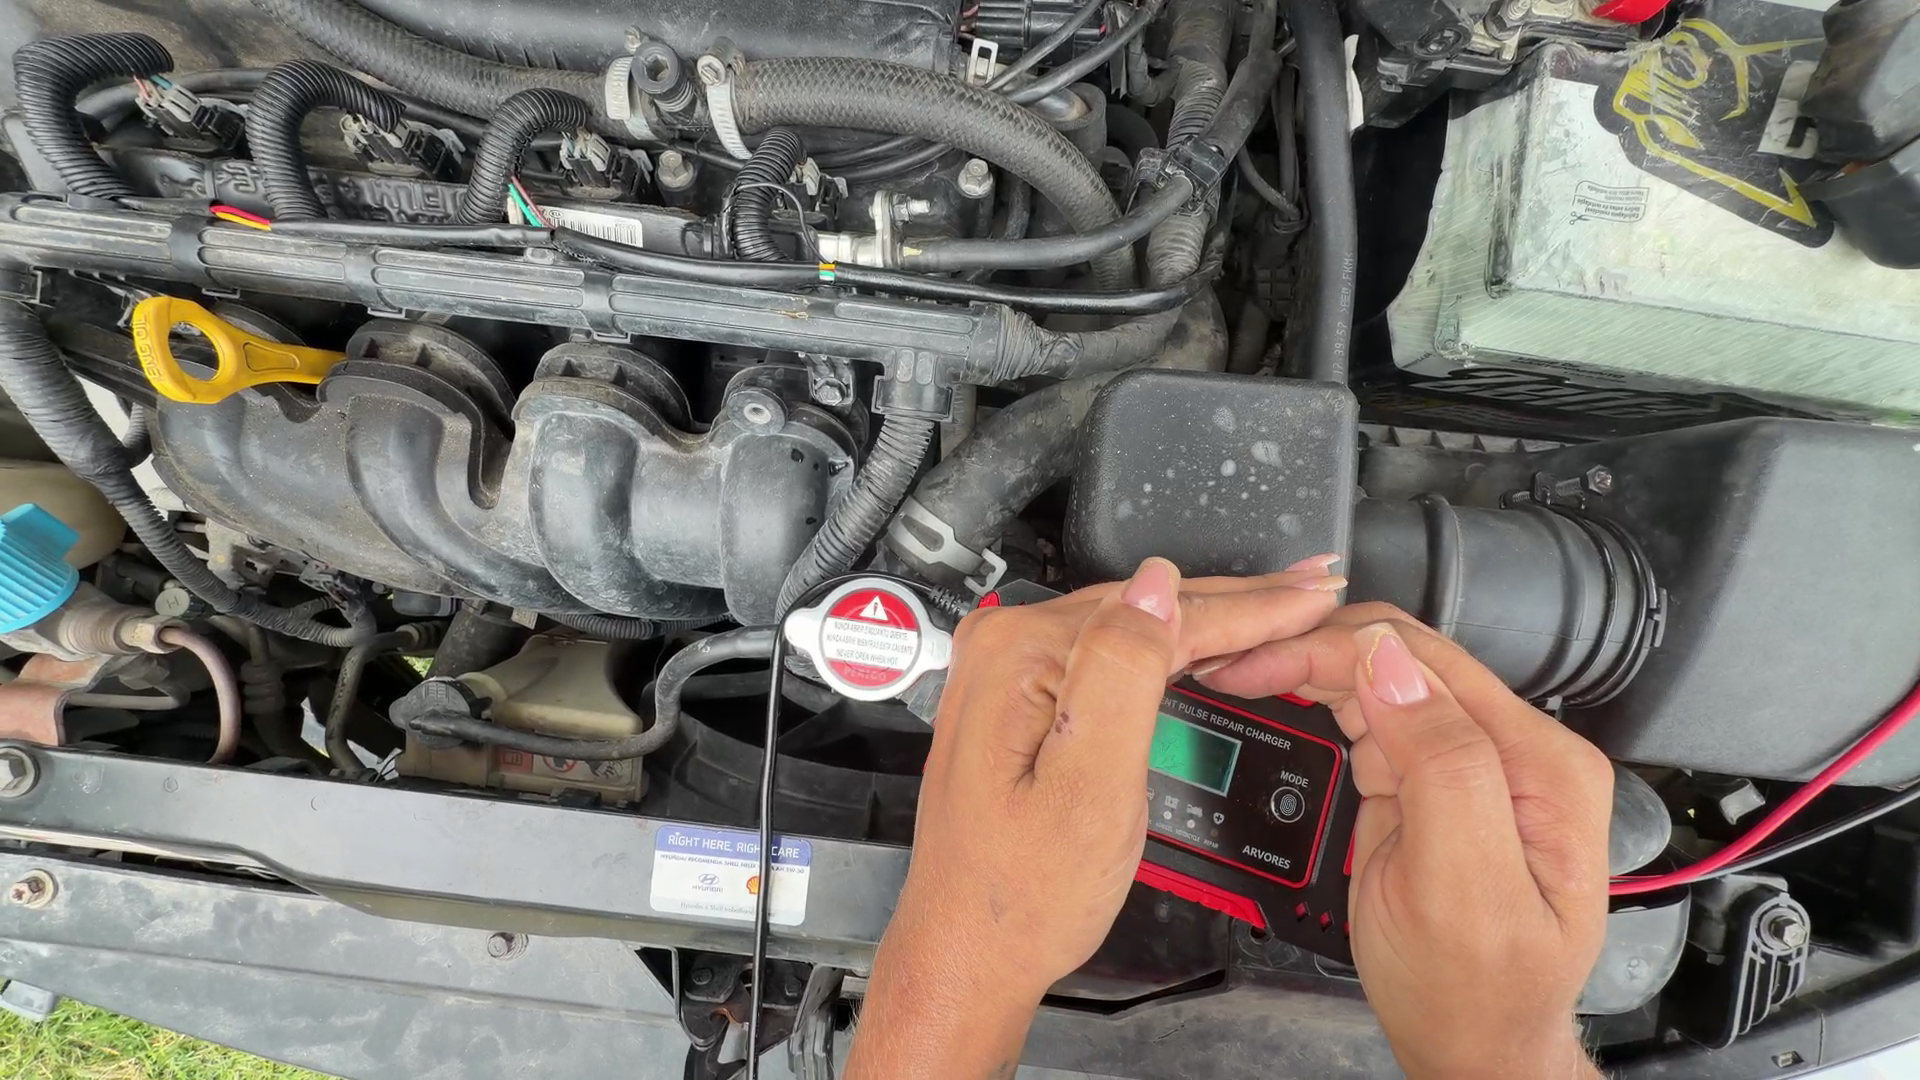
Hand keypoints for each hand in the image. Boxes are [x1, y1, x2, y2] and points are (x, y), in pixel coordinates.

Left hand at [846, 557, 1345, 1079]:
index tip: (1310, 597)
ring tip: (1270, 607)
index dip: (1246, 609)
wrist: (969, 947)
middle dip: (1232, 604)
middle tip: (1307, 588)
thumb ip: (1124, 672)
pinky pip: (1103, 657)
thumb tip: (1157, 586)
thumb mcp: (1090, 785)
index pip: (1155, 615)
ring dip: (1202, 622)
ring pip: (1126, 631)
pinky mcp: (1015, 696)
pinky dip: (1160, 651)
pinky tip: (1197, 645)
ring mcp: (1005, 671)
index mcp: (1019, 654)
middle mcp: (1003, 648)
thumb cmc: (1022, 890)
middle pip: (1140, 612)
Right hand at [1196, 604, 1611, 1079]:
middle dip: (1303, 644)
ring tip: (1238, 669)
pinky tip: (1273, 686)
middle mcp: (1503, 741)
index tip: (1246, 665)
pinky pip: (1358, 702)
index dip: (1321, 650)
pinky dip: (1310, 686)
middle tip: (1229, 662)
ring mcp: (1458, 749)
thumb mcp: (1463, 889)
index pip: (1414, 660)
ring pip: (1368, 667)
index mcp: (1533, 759)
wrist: (1469, 1037)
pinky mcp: (1417, 763)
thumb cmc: (1473, 984)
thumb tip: (1385, 660)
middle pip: (1390, 651)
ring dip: (1300, 660)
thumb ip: (1440, 764)